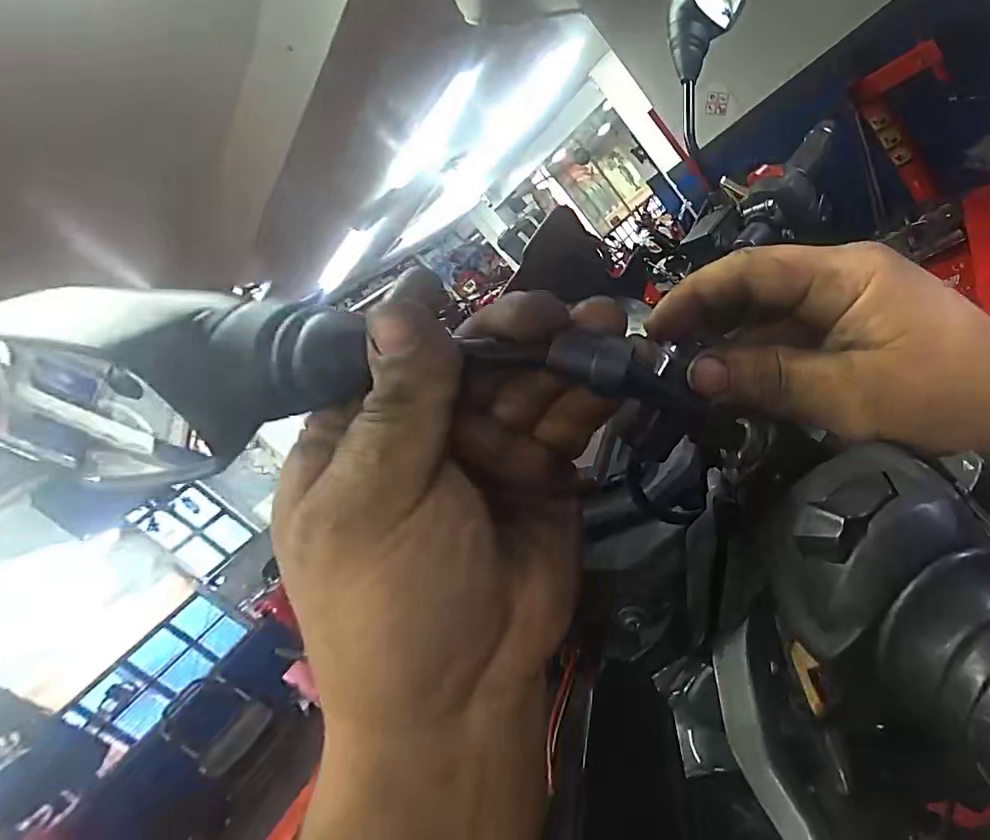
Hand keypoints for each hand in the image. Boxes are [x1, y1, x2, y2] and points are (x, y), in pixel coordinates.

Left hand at [273, 271, 621, 837]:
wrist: (467, 687)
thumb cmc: (392, 596)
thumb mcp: (377, 500)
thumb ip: (400, 402)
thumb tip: (398, 301)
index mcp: (367, 430)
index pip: (405, 353)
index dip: (449, 323)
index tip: (490, 308)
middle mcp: (433, 428)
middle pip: (482, 359)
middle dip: (525, 334)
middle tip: (567, 315)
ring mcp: (495, 446)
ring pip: (534, 382)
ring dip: (571, 354)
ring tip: (611, 324)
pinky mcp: (548, 467)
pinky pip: (571, 417)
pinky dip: (596, 395)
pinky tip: (623, 369)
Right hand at [646, 242, 989, 455]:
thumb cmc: (945, 400)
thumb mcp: (849, 394)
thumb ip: (771, 377)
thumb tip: (698, 371)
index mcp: (844, 271)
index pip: (752, 269)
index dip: (698, 295)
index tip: (653, 328)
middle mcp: (850, 277)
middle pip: (765, 291)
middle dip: (715, 323)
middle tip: (665, 363)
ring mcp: (865, 307)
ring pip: (787, 321)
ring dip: (744, 348)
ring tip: (694, 382)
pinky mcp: (876, 337)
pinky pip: (813, 343)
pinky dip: (778, 364)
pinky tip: (749, 389)